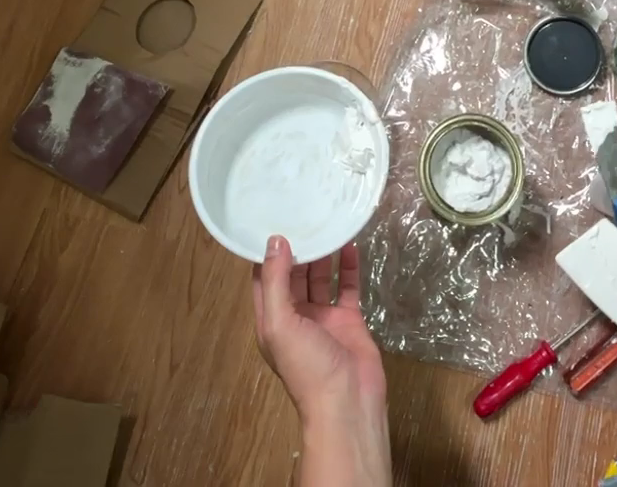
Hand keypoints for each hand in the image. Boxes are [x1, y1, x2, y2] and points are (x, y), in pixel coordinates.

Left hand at [252, 236, 387, 423]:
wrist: (348, 401)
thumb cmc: (307, 366)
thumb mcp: (281, 324)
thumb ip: (277, 281)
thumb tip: (275, 240)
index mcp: (272, 320)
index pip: (264, 279)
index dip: (266, 253)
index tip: (272, 220)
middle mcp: (296, 316)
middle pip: (294, 275)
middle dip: (298, 248)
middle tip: (305, 214)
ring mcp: (324, 317)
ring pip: (320, 277)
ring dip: (324, 254)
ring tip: (329, 222)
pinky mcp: (349, 318)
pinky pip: (347, 286)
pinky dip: (348, 266)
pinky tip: (352, 244)